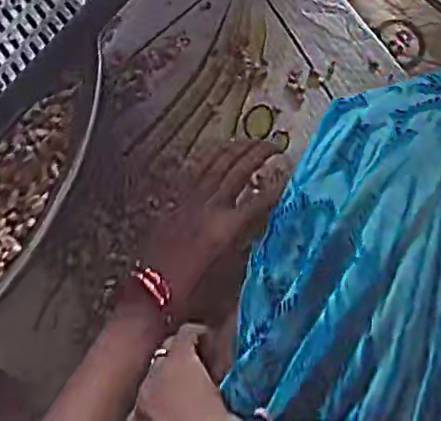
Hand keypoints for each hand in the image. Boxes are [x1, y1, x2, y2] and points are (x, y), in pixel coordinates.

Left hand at [135, 326, 232, 420]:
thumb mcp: (233, 397)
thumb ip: (232, 374)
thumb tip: (241, 369)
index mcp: (177, 364)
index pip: (186, 332)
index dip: (202, 337)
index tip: (214, 345)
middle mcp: (152, 381)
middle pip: (165, 356)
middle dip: (181, 359)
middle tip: (204, 373)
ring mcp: (138, 409)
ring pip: (151, 384)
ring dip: (166, 385)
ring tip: (188, 399)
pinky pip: (142, 411)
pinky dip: (153, 411)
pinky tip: (170, 418)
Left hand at [137, 140, 283, 321]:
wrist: (148, 299)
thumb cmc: (190, 298)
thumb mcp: (228, 281)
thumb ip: (246, 254)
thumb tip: (262, 235)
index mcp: (226, 228)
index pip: (260, 200)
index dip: (278, 187)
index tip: (292, 176)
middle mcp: (211, 206)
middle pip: (239, 169)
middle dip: (260, 153)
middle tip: (275, 145)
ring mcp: (192, 199)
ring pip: (218, 162)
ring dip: (237, 148)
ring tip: (252, 141)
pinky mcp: (177, 200)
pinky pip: (198, 169)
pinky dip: (212, 155)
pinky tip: (219, 150)